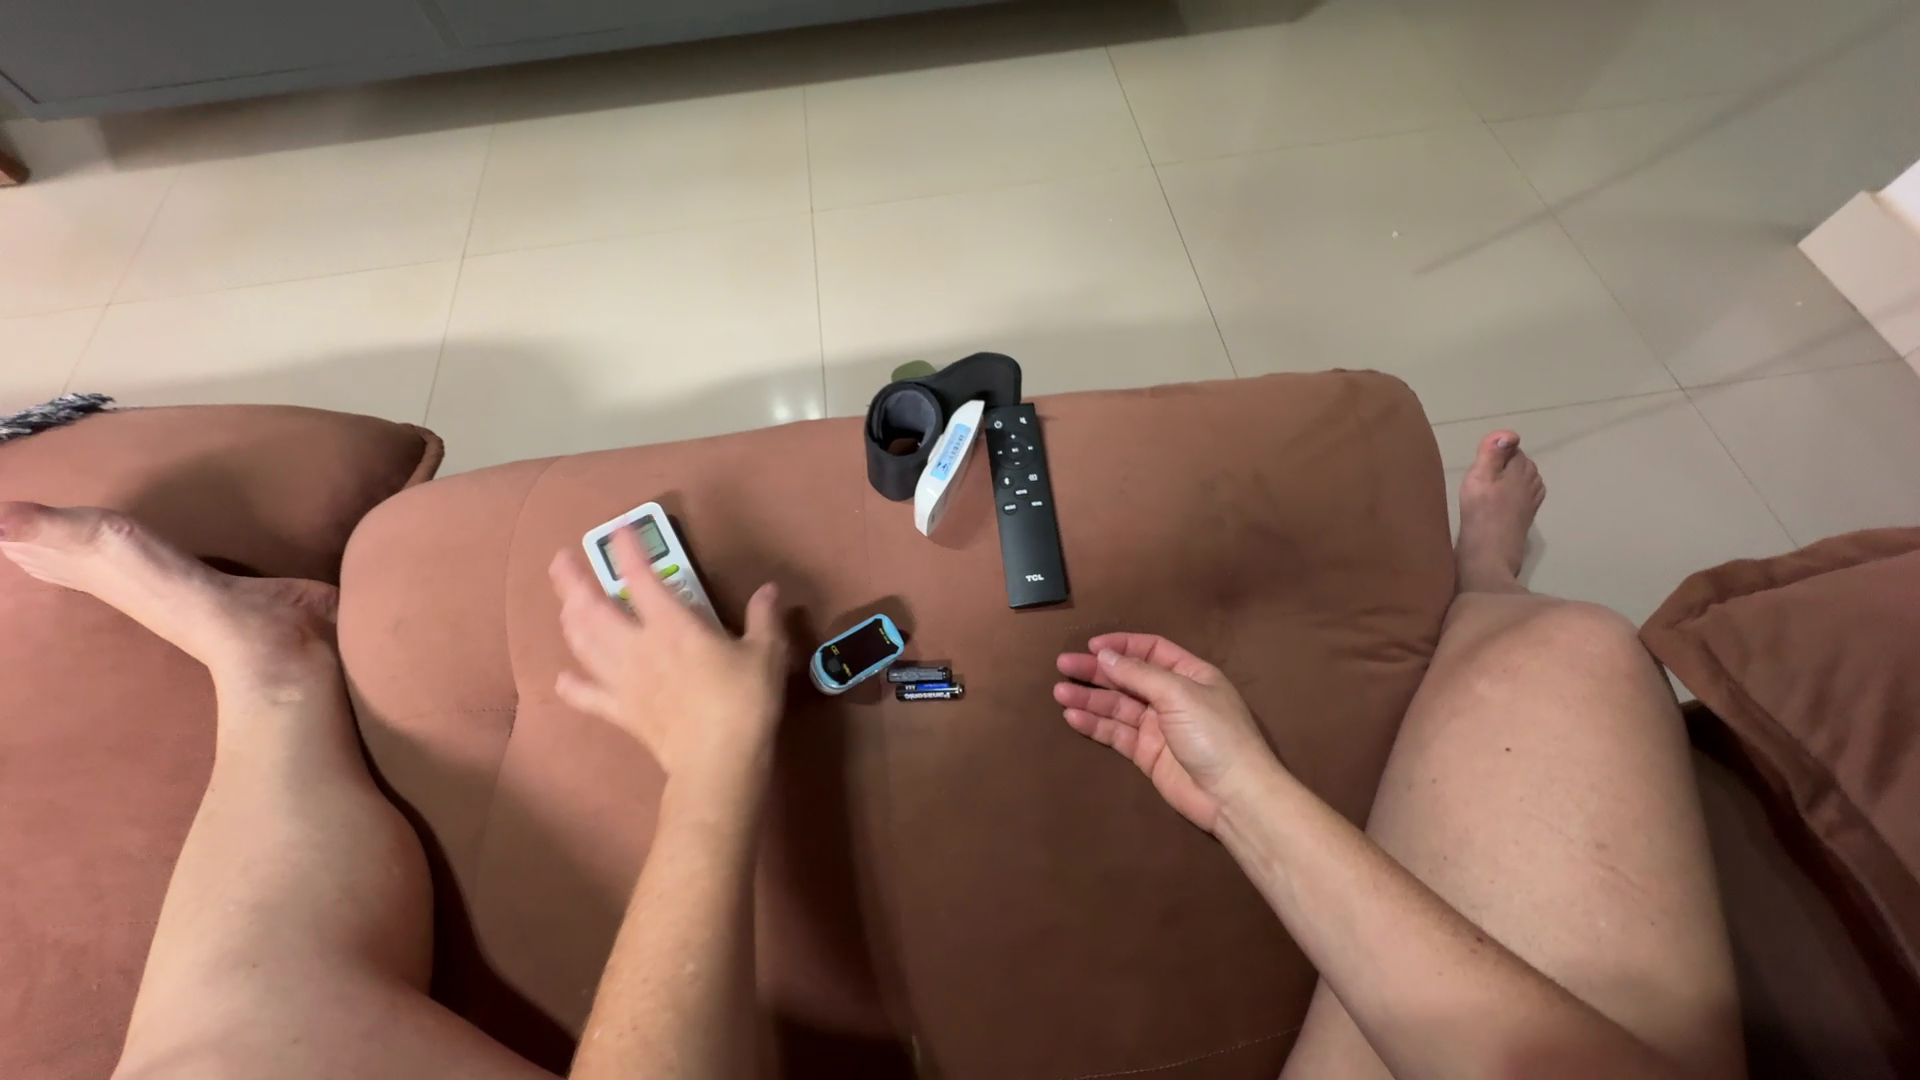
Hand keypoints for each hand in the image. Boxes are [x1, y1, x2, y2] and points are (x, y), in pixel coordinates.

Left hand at [549, 527, 787, 792]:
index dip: (627, 551)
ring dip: (569, 621)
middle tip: (559, 561)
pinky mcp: (621, 712)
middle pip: (593, 610)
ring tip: (564, 604)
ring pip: (583, 646)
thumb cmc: (744, 700)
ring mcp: (623, 681)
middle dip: (573, 583)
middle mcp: (638, 647)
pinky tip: (563, 678)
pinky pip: (588, 696)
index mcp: (673, 626)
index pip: (642, 578)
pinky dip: (573, 686)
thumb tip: (768, 590)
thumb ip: (764, 618)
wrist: (718, 760)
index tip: (618, 530)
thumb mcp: (766, 653)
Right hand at [1054, 634, 1281, 832]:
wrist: (1235, 796)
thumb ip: (1138, 674)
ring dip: (1089, 698)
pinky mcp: (1147, 754)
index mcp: (1190, 674)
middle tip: (1063, 665)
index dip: (1121, 645)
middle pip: (1128, 677)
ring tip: (1059, 692)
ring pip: (1117, 706)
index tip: (1091, 646)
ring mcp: (1159, 727)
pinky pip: (1116, 733)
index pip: (1150, 650)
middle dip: (1096, 671)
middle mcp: (1173, 697)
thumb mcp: (1179, 693)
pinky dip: (1095, 724)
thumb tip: (1105, 655)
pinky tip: (1072, 717)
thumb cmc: (1215, 734)